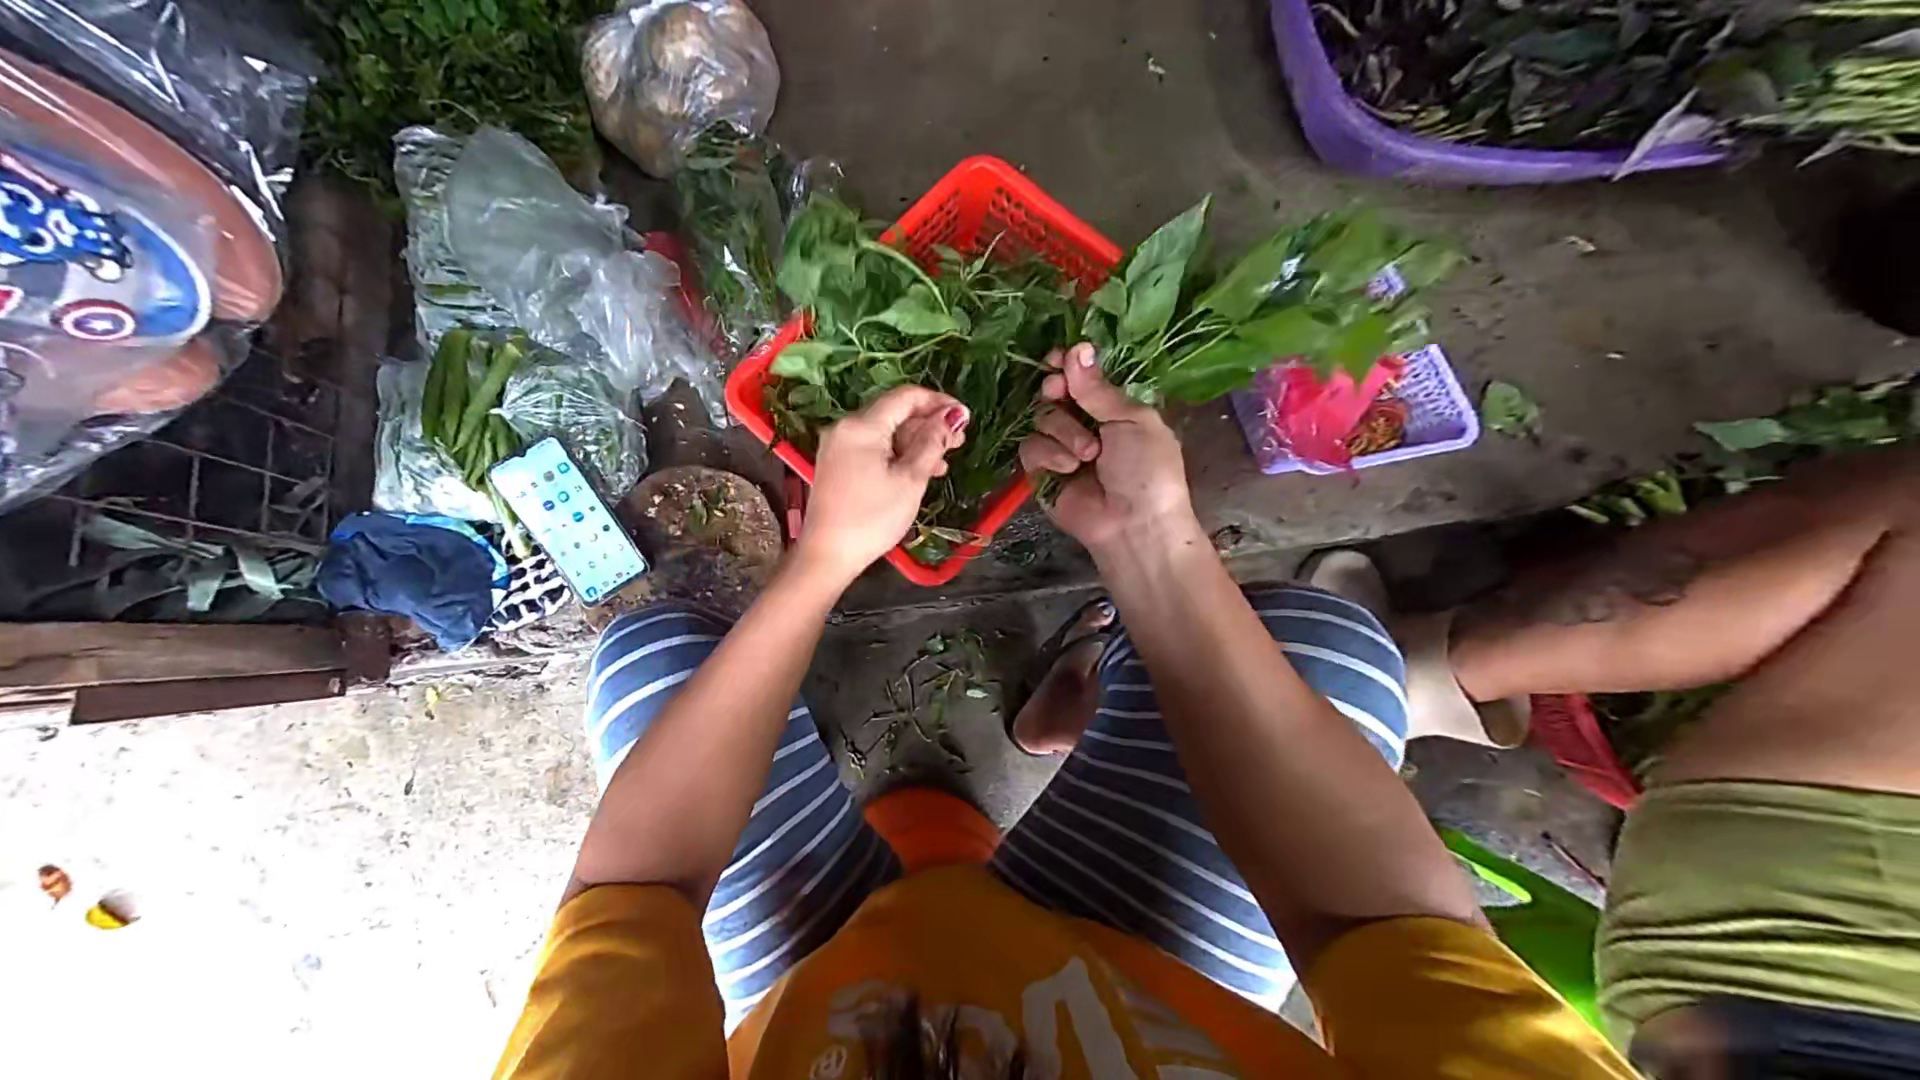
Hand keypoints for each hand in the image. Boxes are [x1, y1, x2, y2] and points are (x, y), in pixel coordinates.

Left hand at [796, 384, 968, 585]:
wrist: (829, 554)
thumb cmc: (873, 519)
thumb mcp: (911, 480)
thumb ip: (933, 442)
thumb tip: (953, 416)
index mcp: (862, 425)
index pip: (906, 397)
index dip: (939, 402)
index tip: (964, 417)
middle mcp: (845, 427)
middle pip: (895, 412)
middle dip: (929, 423)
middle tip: (958, 442)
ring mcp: (838, 445)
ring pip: (885, 431)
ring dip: (916, 440)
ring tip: (943, 462)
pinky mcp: (837, 462)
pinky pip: (873, 446)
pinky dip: (897, 453)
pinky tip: (918, 469)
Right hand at [1019, 343, 1203, 562]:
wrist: (1133, 524)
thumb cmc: (1147, 469)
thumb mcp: (1132, 420)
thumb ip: (1098, 388)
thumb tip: (1076, 348)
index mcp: (1112, 408)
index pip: (1081, 377)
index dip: (1067, 365)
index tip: (1058, 358)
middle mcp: (1084, 424)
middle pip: (1054, 391)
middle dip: (1056, 390)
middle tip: (1059, 392)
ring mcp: (1061, 448)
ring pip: (1042, 418)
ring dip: (1065, 432)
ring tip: (1088, 456)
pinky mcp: (1041, 472)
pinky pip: (1031, 447)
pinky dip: (1050, 456)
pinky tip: (1068, 470)